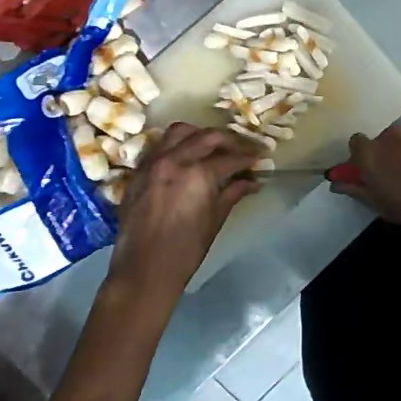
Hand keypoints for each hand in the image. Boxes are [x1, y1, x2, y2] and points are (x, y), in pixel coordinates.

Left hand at [109, 124, 261, 292]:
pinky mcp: (139, 172)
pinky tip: (189, 157)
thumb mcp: (215, 218)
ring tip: (215, 146)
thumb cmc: (187, 248)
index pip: (230, 158)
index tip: (261, 158)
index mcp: (198, 173)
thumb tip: (252, 182)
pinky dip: (178, 145)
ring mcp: (153, 163)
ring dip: (201, 135)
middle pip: (207, 136)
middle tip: (244, 148)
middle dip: (230, 140)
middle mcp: (174, 160)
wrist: (145, 268)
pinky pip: (161, 146)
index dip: (249, 158)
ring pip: (179, 132)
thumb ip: (233, 193)